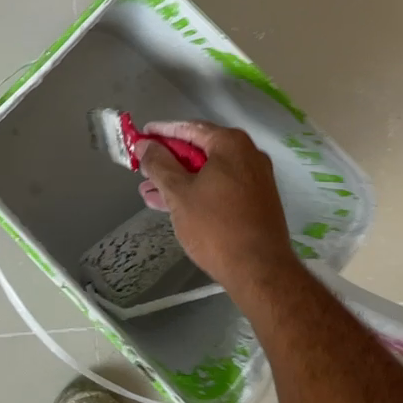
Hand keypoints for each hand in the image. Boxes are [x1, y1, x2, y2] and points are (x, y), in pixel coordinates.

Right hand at [135, 120, 300, 294]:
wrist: (261, 273)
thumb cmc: (216, 226)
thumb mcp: (178, 192)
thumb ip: (158, 163)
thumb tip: (145, 145)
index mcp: (231, 144)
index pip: (189, 128)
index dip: (161, 132)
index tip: (141, 136)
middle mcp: (248, 155)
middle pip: (200, 150)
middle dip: (169, 161)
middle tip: (143, 168)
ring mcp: (255, 179)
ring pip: (209, 172)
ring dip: (179, 180)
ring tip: (149, 192)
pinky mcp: (257, 202)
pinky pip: (220, 187)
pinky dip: (197, 192)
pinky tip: (172, 206)